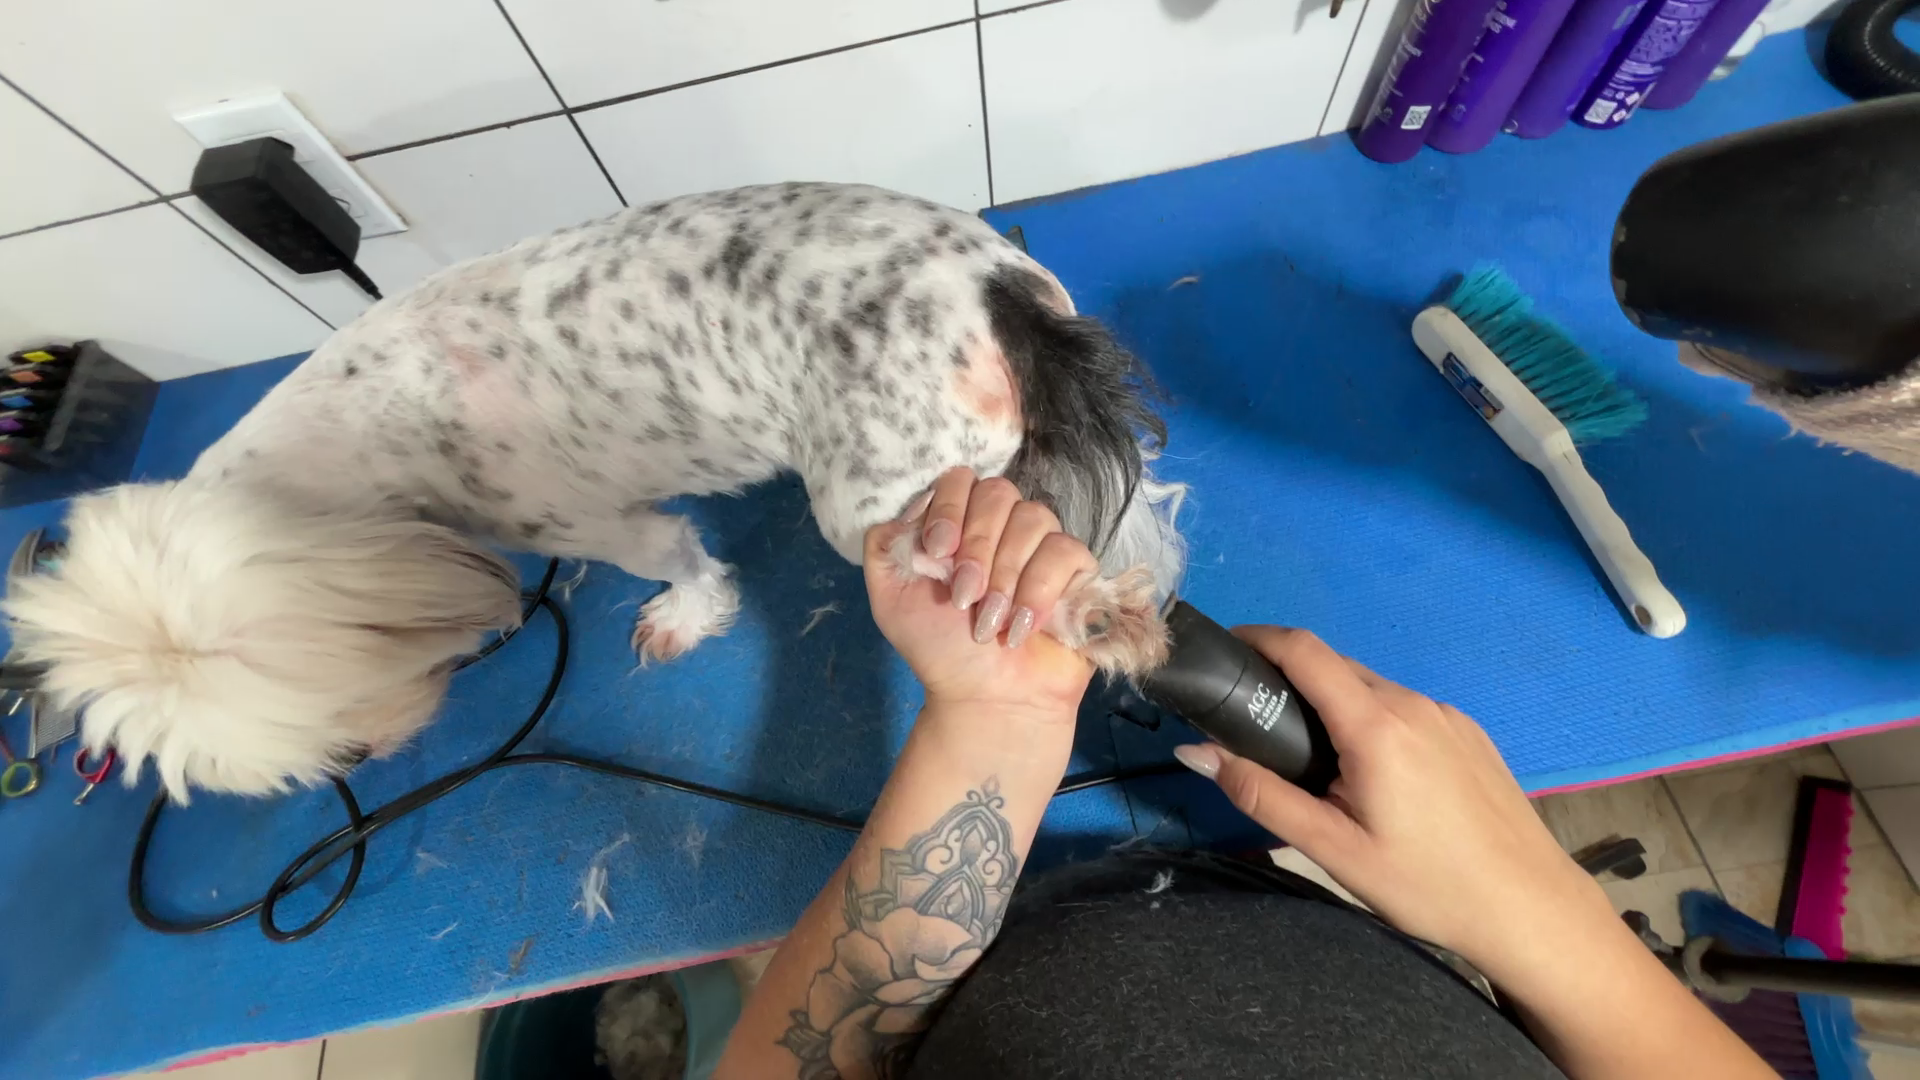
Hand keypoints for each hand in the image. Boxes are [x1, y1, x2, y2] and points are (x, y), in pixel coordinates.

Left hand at [864, 468, 1096, 719]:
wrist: (987, 698)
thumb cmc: (941, 648)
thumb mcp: (891, 598)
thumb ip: (886, 545)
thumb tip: (915, 506)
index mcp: (960, 525)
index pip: (960, 480)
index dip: (949, 509)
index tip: (937, 552)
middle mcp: (1002, 526)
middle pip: (999, 492)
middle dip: (977, 547)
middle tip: (964, 598)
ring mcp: (1042, 544)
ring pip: (1034, 517)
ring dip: (1007, 575)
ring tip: (991, 622)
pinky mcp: (1077, 569)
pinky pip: (1066, 550)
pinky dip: (1041, 589)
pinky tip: (1024, 625)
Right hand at [1173, 627, 1612, 971]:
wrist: (1541, 918)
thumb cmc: (1429, 886)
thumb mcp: (1333, 849)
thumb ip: (1259, 794)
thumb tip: (1193, 751)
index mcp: (1376, 725)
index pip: (1305, 650)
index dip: (1258, 637)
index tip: (1224, 649)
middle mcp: (1412, 703)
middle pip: (1333, 664)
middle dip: (1285, 674)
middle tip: (1253, 716)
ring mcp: (1446, 714)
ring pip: (1367, 685)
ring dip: (1327, 698)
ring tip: (1308, 751)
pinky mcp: (1468, 731)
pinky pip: (1400, 704)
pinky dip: (1365, 714)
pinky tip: (1369, 768)